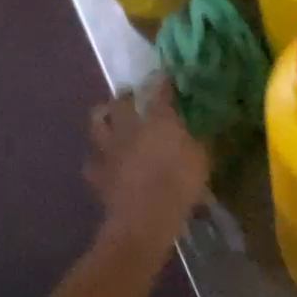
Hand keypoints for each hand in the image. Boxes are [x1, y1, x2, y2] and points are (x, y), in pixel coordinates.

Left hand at [85, 78, 210, 245]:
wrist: (144, 220)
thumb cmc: (179, 183)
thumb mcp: (202, 158)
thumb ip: (199, 140)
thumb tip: (204, 129)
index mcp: (159, 119)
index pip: (160, 91)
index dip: (162, 82)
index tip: (164, 76)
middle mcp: (131, 127)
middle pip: (121, 102)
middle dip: (125, 95)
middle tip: (130, 94)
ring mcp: (110, 150)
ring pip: (98, 124)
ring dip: (102, 117)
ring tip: (107, 116)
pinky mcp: (98, 175)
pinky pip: (92, 161)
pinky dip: (97, 158)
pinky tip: (103, 160)